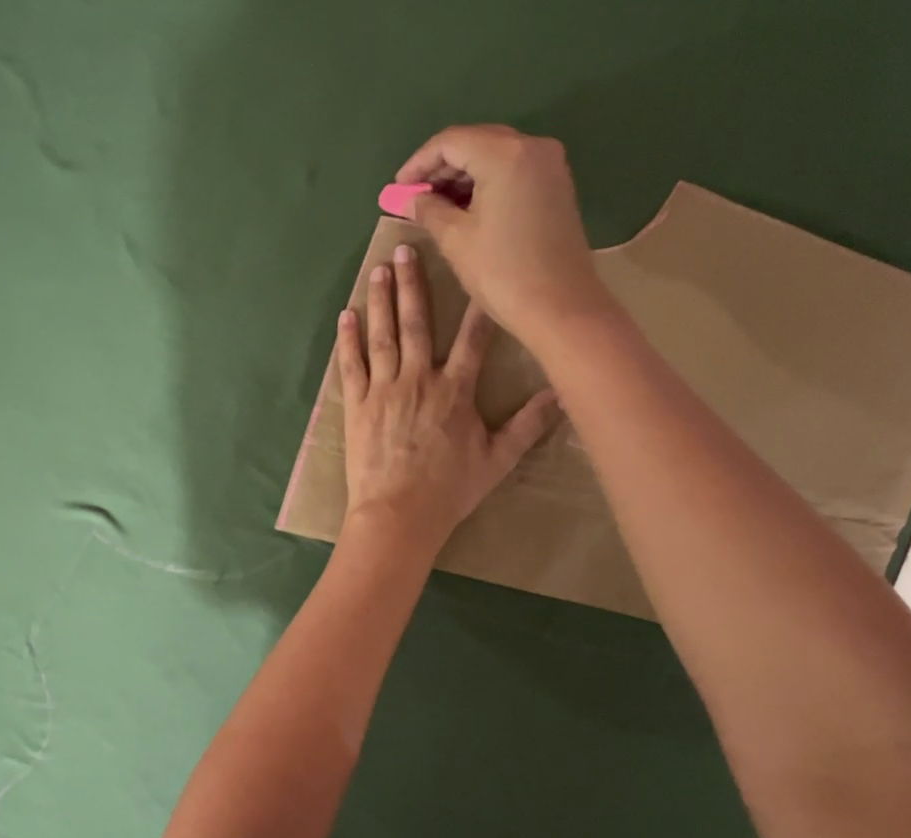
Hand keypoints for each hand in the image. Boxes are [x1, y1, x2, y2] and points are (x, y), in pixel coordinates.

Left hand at [337, 243, 562, 551]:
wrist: (398, 514)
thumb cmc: (449, 490)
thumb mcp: (497, 459)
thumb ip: (528, 425)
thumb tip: (562, 394)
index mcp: (455, 390)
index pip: (472, 338)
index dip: (477, 304)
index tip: (477, 271)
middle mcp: (418, 380)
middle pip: (417, 323)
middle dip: (414, 284)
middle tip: (406, 249)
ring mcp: (383, 390)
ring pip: (382, 336)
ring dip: (382, 300)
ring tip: (380, 270)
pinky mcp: (356, 406)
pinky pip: (351, 365)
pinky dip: (348, 339)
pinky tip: (347, 315)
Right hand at [397, 125, 618, 345]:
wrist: (560, 305)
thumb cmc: (501, 271)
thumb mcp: (455, 239)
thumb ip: (429, 210)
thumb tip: (410, 200)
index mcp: (504, 155)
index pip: (450, 141)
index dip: (417, 163)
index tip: (396, 189)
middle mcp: (531, 147)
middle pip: (474, 141)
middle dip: (439, 167)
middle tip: (413, 197)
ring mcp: (549, 165)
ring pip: (494, 154)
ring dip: (461, 175)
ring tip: (434, 206)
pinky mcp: (555, 185)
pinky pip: (512, 170)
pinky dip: (484, 182)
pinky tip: (464, 208)